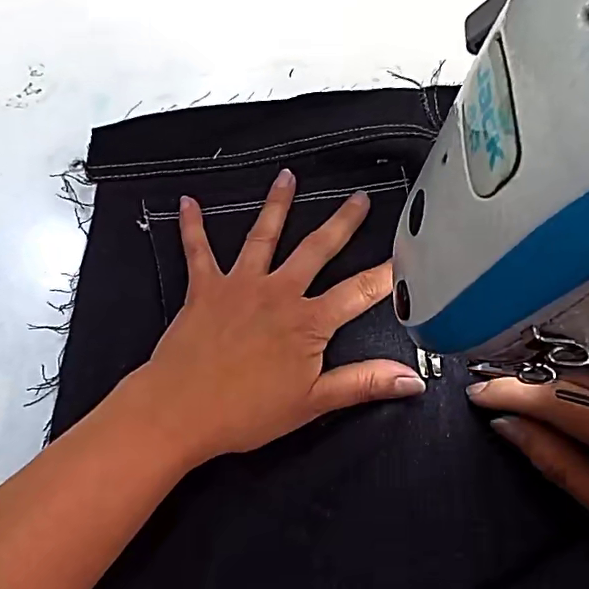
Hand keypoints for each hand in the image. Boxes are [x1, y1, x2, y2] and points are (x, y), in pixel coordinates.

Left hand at [115, 170, 425, 466]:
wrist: (177, 412)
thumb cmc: (244, 412)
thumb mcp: (313, 402)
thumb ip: (365, 383)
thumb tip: (411, 380)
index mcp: (308, 321)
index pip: (360, 291)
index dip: (387, 273)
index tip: (405, 255)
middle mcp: (278, 293)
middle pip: (318, 248)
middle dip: (343, 221)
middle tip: (359, 199)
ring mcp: (240, 285)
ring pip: (265, 234)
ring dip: (278, 203)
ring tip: (288, 177)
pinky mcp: (205, 288)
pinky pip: (198, 250)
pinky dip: (193, 226)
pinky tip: (189, 203)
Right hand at [469, 378, 588, 588]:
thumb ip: (563, 465)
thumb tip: (511, 428)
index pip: (560, 398)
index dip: (513, 391)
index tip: (476, 393)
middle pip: (576, 379)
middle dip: (528, 382)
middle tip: (489, 392)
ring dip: (554, 382)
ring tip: (518, 395)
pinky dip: (586, 385)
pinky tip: (567, 397)